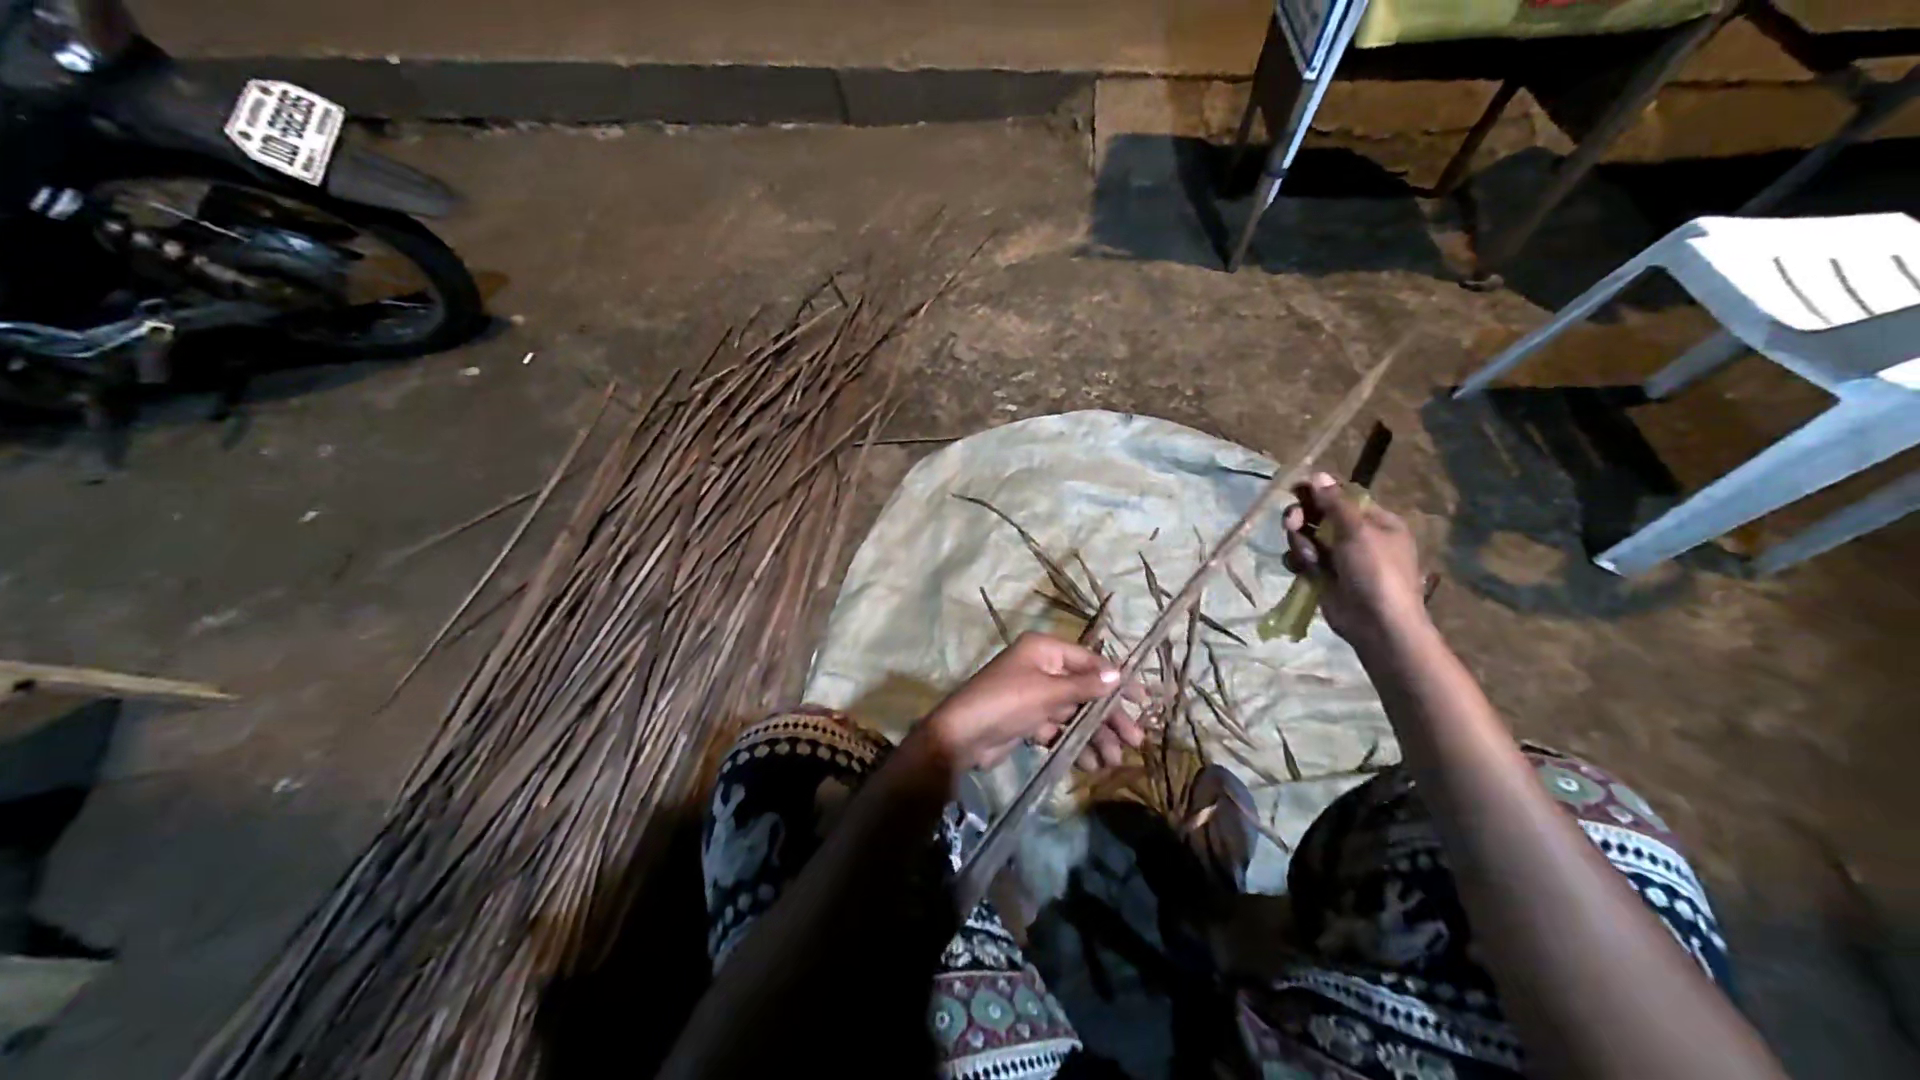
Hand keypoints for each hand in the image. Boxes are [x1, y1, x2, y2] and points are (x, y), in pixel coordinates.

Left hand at [921, 632, 1146, 770]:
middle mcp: (1041, 669)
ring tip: (1113, 760)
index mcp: (1044, 651)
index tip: (1143, 700)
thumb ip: (1084, 686)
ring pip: (1074, 713)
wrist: (961, 737)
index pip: (1090, 661)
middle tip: (1134, 740)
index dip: (1117, 681)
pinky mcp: (1027, 721)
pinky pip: (1058, 729)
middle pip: (1084, 690)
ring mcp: (1034, 696)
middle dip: (1108, 716)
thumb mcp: (1048, 692)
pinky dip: (1074, 744)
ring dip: (1094, 735)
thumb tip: (1118, 674)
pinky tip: (1091, 764)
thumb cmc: (1005, 703)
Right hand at [1283, 472, 1427, 648]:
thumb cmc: (1376, 571)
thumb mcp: (1358, 530)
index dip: (1317, 493)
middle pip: (1319, 516)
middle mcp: (1357, 536)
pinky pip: (1303, 559)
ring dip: (1300, 542)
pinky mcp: (1324, 576)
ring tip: (1307, 557)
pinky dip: (1298, 561)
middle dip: (1303, 518)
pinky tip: (1300, 568)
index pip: (1342, 497)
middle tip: (1292, 524)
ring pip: (1307, 537)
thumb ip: (1335, 502)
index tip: (1294, 490)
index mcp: (1376, 521)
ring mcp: (1340, 557)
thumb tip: (1317, 474)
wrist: (1377, 623)